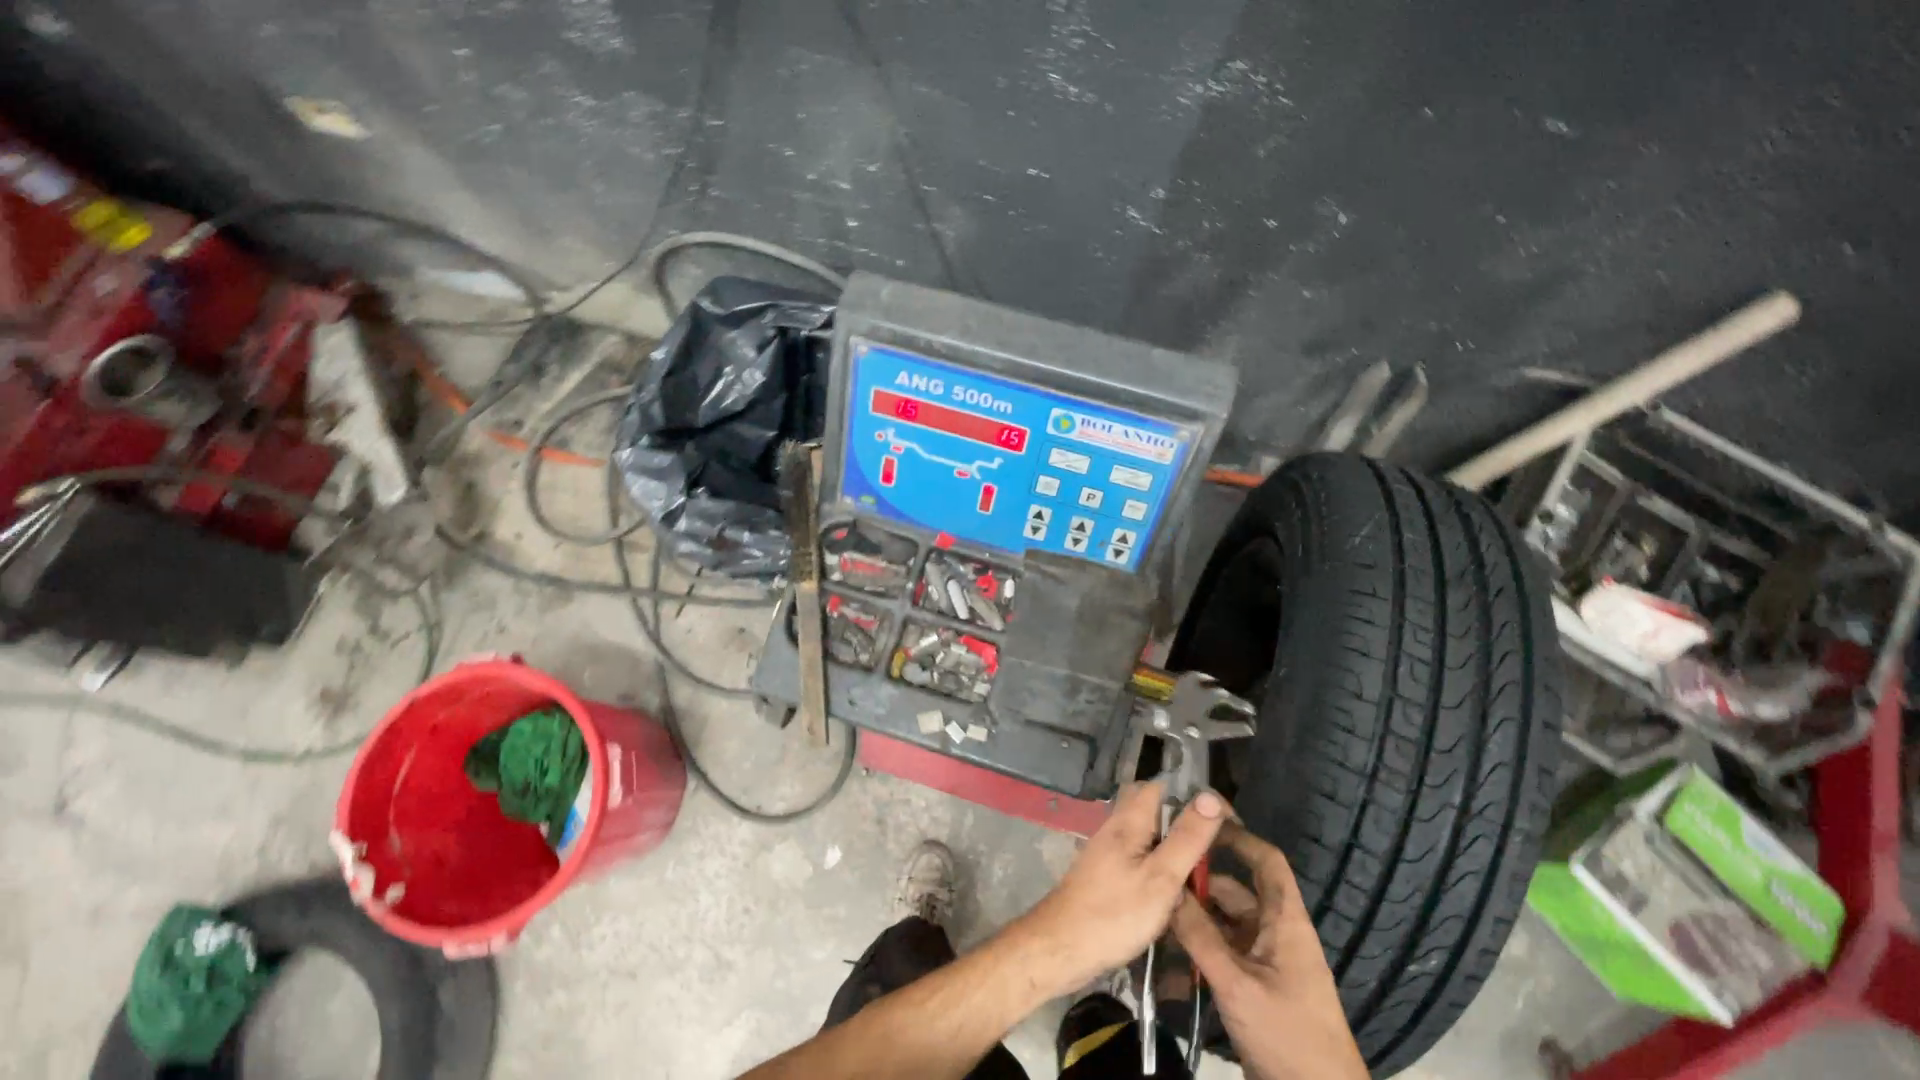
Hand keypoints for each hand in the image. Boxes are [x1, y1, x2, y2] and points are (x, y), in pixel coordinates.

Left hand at [1009, 781, 1225, 996]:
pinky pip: (1139, 859)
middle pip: (1154, 809)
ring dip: (1173, 846)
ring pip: (1147, 836)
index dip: (1195, 795)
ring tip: (1203, 871)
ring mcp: (1107, 852)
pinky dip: (1159, 867)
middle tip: (1215, 846)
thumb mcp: (1160, 878)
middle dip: (1185, 822)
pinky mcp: (1105, 876)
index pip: (1162, 786)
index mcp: (1128, 821)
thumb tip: (1209, 796)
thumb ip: (1186, 838)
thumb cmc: (1114, 915)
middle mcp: (1115, 829)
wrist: (1060, 949)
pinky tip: (1174, 892)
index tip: (1226, 820)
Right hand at [1171, 821, 1368, 1079]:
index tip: (1200, 824)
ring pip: (1224, 925)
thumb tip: (1167, 890)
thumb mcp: (1237, 985)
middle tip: (1155, 875)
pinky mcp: (1254, 987)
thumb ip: (1199, 937)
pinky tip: (1165, 950)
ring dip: (1194, 919)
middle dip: (1199, 884)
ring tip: (1151, 911)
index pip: (1267, 863)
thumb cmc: (1287, 1033)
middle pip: (1236, 894)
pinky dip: (1198, 948)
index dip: (1239, 839)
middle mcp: (1276, 934)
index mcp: (1286, 923)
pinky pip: (1223, 954)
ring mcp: (1265, 962)